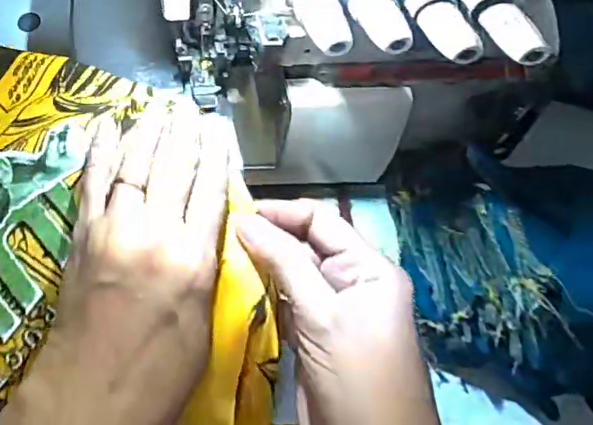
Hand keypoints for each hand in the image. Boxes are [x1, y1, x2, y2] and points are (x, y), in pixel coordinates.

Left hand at [2, 102, 234, 424]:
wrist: (90, 395)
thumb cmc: (157, 372)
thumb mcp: (202, 323)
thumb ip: (205, 264)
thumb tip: (208, 222)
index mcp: (193, 261)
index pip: (209, 190)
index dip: (214, 153)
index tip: (218, 128)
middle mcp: (155, 234)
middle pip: (173, 168)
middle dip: (183, 132)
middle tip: (189, 107)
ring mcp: (115, 228)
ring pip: (134, 164)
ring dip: (147, 131)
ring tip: (158, 107)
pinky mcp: (83, 231)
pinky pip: (93, 179)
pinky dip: (99, 149)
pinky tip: (106, 124)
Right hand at [236, 199, 438, 424]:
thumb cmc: (358, 381)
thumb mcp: (322, 316)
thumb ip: (283, 261)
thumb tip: (243, 219)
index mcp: (368, 268)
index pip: (319, 220)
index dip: (280, 212)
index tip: (237, 212)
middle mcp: (353, 282)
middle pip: (305, 243)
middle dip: (267, 236)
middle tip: (223, 233)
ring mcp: (335, 311)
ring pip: (292, 272)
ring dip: (262, 264)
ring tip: (223, 255)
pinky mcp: (317, 337)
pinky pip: (288, 301)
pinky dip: (265, 293)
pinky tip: (237, 286)